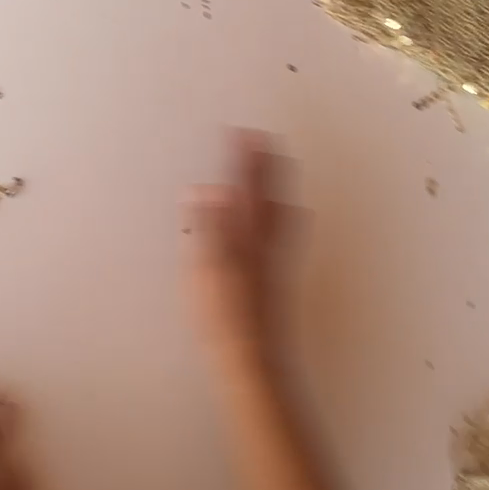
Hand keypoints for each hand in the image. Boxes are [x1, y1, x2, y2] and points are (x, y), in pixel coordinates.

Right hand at [184, 133, 297, 369]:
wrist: (254, 358)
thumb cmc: (222, 313)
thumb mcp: (202, 266)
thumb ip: (205, 225)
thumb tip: (203, 189)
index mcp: (244, 235)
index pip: (244, 186)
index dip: (242, 158)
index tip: (240, 132)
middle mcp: (265, 242)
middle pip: (271, 194)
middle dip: (268, 164)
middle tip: (265, 138)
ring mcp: (275, 259)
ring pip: (282, 211)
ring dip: (279, 184)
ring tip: (279, 164)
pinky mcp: (277, 276)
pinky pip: (285, 230)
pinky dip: (283, 210)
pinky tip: (286, 213)